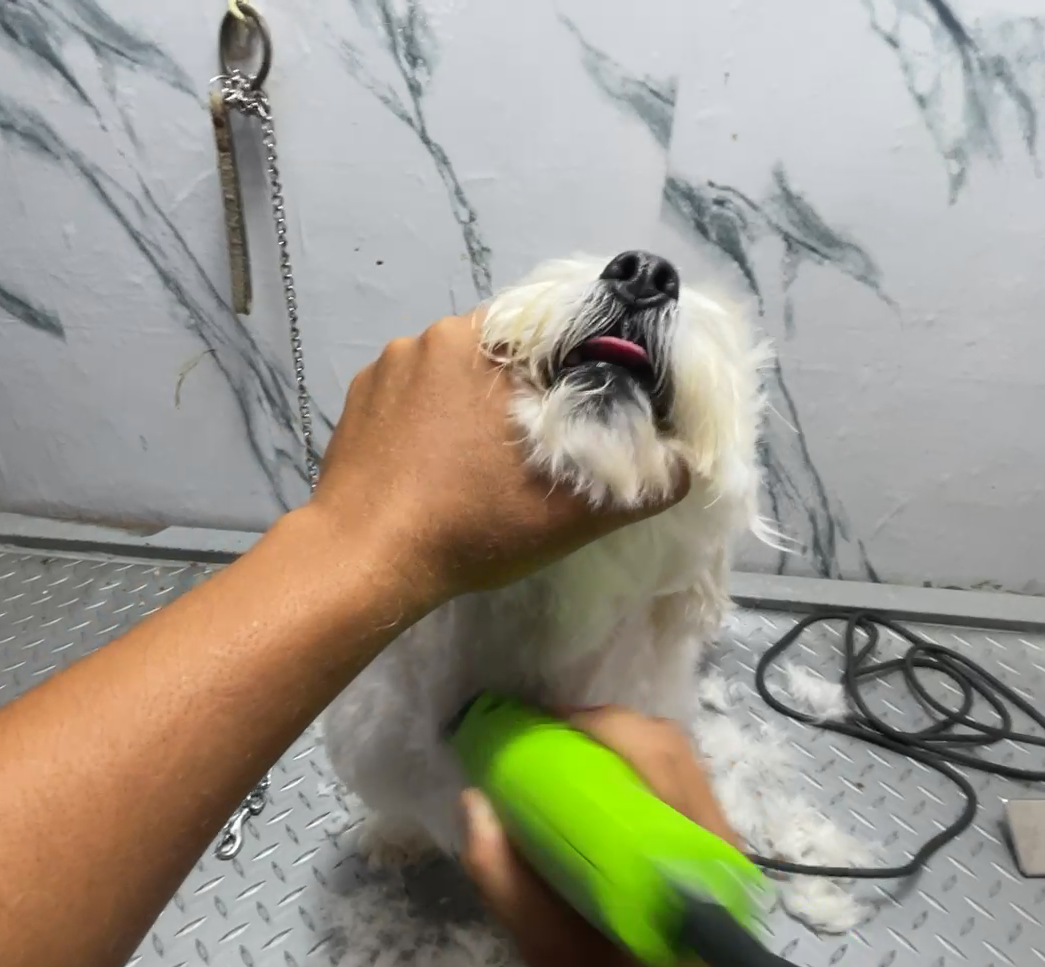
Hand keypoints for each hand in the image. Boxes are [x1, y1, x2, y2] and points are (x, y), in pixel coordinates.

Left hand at [309, 314, 684, 605]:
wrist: (363, 560)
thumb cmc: (470, 527)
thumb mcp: (570, 515)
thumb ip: (640, 485)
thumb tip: (687, 466)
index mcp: (486, 343)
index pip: (555, 327)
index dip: (578, 365)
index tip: (583, 407)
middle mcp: (431, 337)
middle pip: (503, 351)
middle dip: (524, 390)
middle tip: (533, 446)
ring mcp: (387, 365)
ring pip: (455, 371)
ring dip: (474, 404)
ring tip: (477, 462)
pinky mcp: (357, 396)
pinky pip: (413, 393)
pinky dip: (430, 418)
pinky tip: (433, 464)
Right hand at [459, 707, 785, 966]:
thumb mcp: (550, 958)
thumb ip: (508, 885)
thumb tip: (473, 803)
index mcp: (682, 866)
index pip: (653, 761)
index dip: (594, 730)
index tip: (537, 731)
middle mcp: (714, 840)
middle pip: (664, 743)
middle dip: (598, 724)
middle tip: (541, 739)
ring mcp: (721, 840)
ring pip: (673, 752)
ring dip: (614, 737)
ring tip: (560, 752)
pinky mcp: (714, 844)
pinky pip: (674, 775)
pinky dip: (629, 759)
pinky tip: (590, 781)